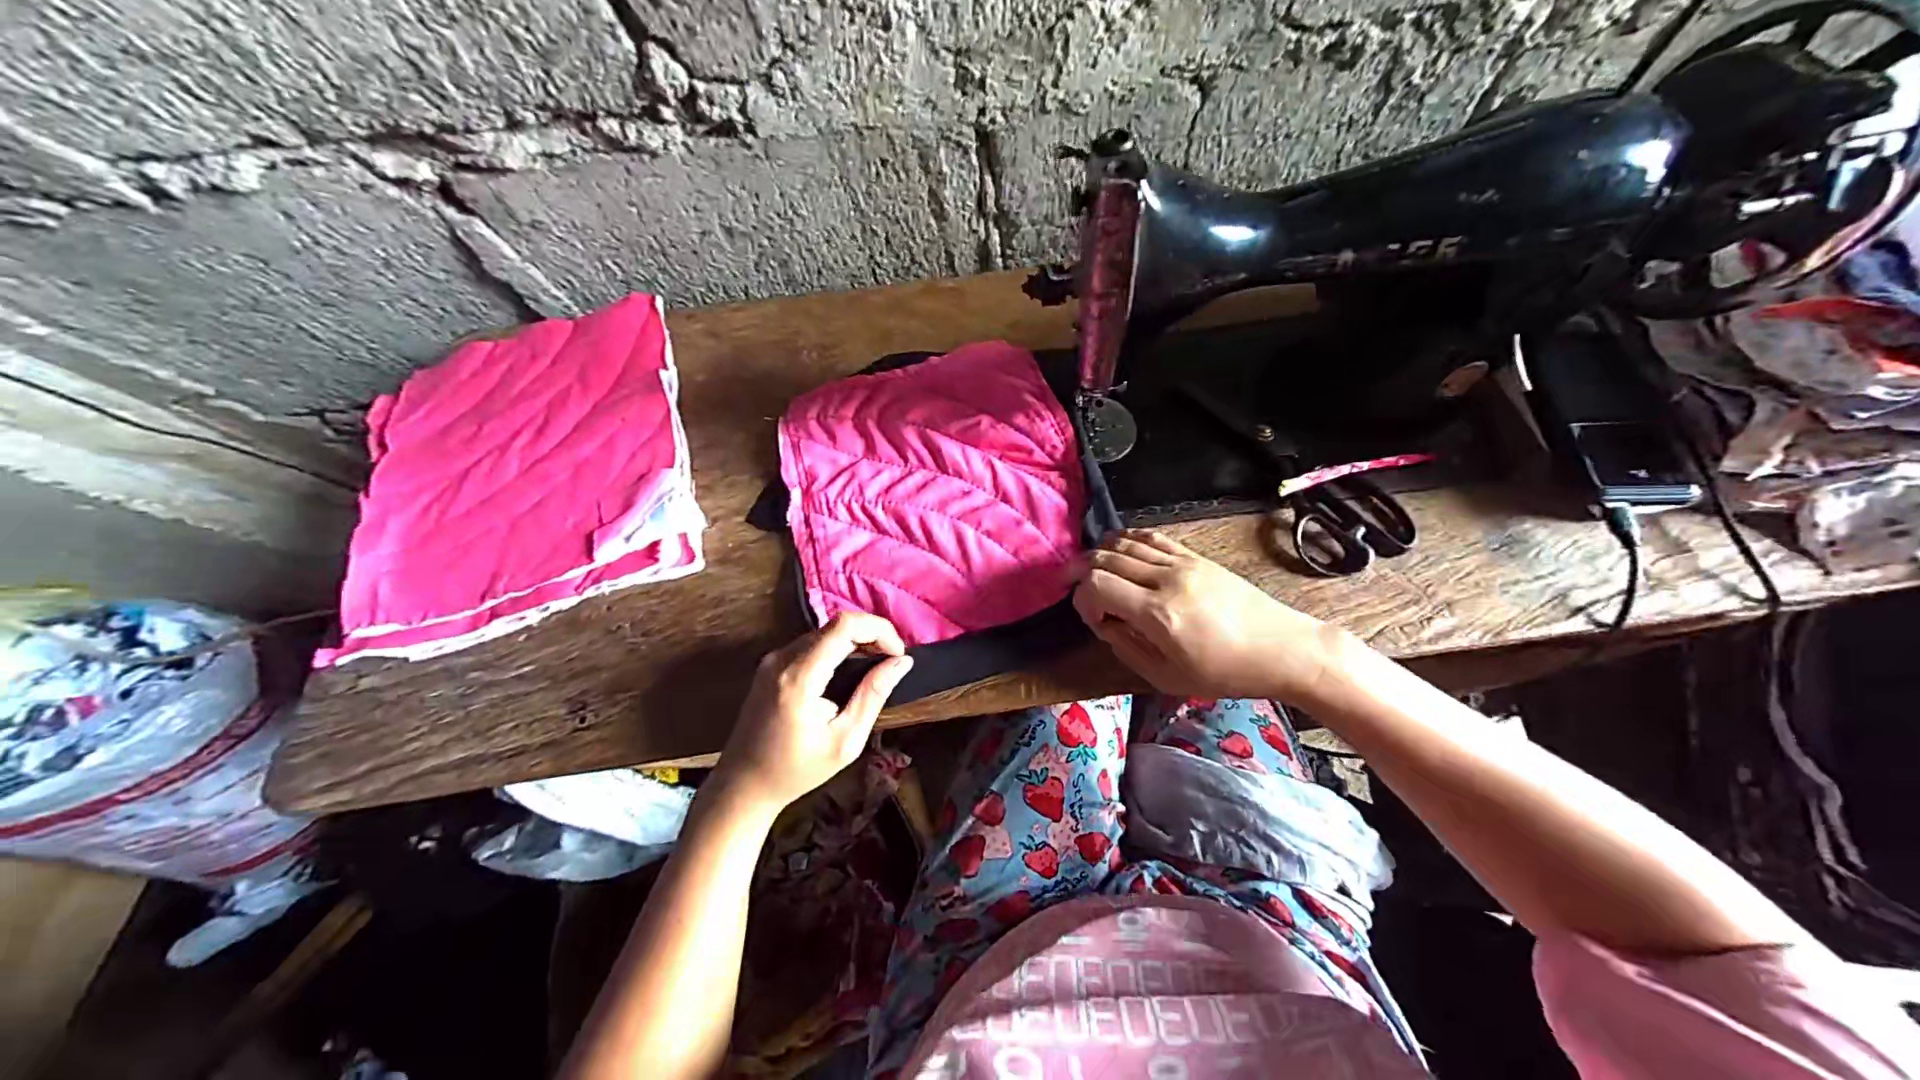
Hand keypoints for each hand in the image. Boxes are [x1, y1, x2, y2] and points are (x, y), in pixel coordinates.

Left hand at [712, 612, 914, 813]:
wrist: (743, 784)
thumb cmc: (795, 771)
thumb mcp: (845, 741)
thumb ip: (873, 696)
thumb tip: (902, 662)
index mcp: (799, 677)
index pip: (844, 626)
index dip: (878, 629)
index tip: (898, 654)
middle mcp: (782, 659)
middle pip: (835, 624)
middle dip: (871, 635)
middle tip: (892, 661)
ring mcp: (772, 659)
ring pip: (824, 632)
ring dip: (855, 641)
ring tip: (877, 666)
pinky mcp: (770, 665)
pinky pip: (811, 644)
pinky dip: (837, 649)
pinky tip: (849, 672)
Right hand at [1073, 530, 1350, 703]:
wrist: (1283, 649)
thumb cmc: (1226, 673)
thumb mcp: (1168, 676)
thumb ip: (1126, 647)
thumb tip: (1103, 623)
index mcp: (1158, 613)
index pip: (1098, 585)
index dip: (1081, 598)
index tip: (1090, 618)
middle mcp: (1166, 579)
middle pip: (1105, 558)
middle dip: (1079, 570)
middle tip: (1068, 584)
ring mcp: (1182, 563)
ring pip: (1124, 543)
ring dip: (1099, 553)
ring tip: (1088, 568)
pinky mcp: (1195, 557)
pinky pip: (1151, 537)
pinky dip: (1126, 540)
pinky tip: (1117, 550)